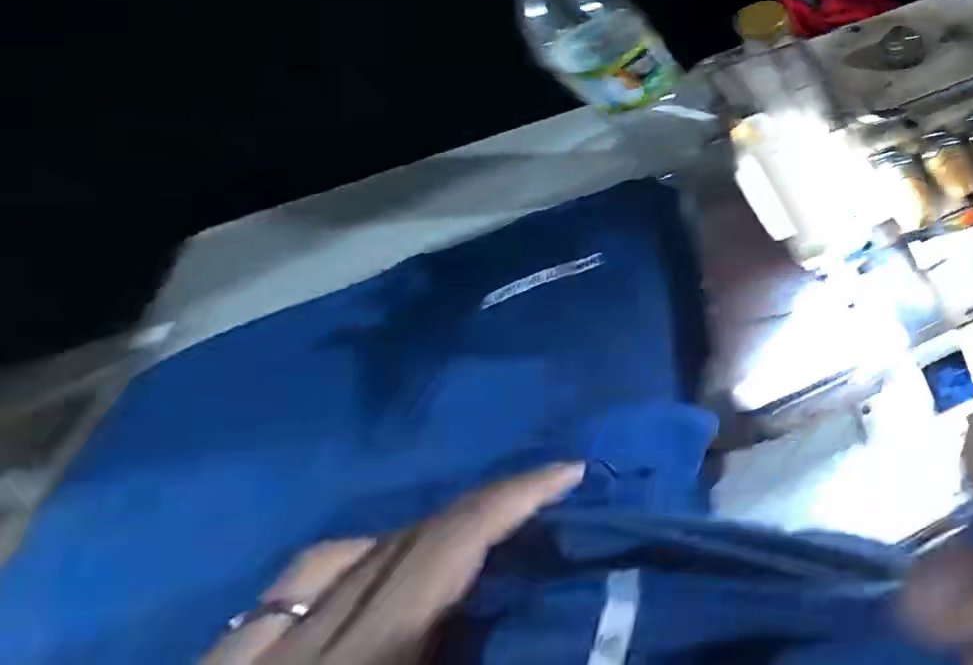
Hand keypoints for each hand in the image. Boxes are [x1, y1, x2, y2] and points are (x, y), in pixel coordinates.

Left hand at [201, 462, 584, 664]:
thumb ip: (480, 652)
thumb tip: (551, 625)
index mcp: (371, 653)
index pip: (450, 545)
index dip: (516, 497)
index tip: (573, 472)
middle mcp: (309, 644)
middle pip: (407, 541)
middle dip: (488, 505)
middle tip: (547, 500)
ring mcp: (252, 657)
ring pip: (345, 557)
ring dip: (422, 533)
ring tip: (470, 536)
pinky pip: (287, 593)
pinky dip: (345, 567)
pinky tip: (369, 580)